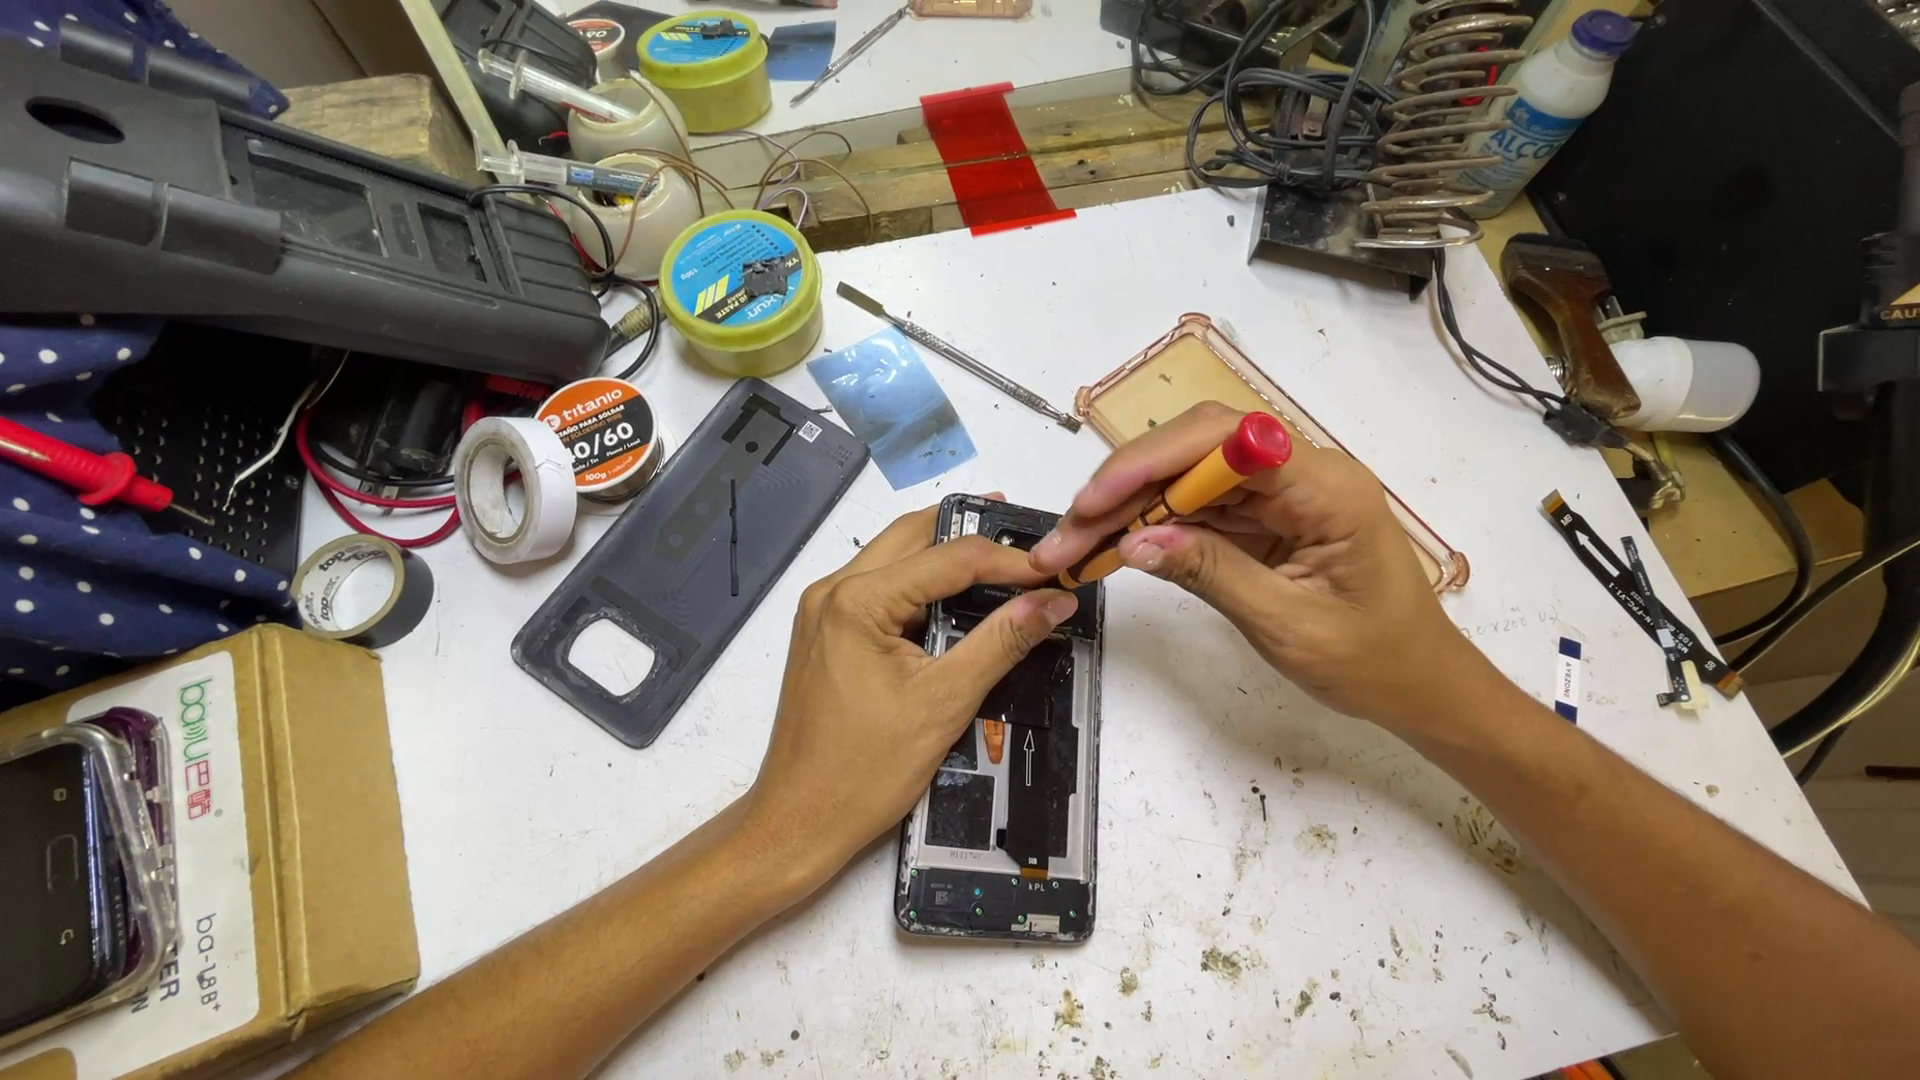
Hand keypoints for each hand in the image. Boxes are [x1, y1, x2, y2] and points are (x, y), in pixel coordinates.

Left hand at [743, 502, 1079, 890]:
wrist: (798, 820)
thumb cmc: (866, 771)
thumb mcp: (945, 702)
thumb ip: (1001, 642)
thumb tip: (1053, 601)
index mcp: (855, 600)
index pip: (948, 559)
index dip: (1007, 560)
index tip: (1054, 570)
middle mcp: (832, 590)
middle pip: (912, 537)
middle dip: (971, 532)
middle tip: (1027, 539)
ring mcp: (823, 610)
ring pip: (895, 558)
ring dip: (946, 555)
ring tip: (1003, 561)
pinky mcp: (826, 632)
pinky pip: (881, 589)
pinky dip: (922, 586)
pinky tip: (958, 597)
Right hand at [1028, 403, 1491, 731]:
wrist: (1418, 684)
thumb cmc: (1373, 661)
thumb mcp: (1287, 624)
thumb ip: (1211, 573)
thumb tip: (1133, 543)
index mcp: (1326, 487)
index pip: (1224, 441)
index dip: (1150, 460)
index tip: (1095, 502)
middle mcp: (1300, 473)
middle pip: (1193, 451)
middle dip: (1123, 487)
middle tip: (1067, 534)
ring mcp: (1278, 493)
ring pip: (1184, 479)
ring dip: (1125, 509)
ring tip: (1073, 546)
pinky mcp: (1261, 517)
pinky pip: (1194, 508)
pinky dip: (1149, 527)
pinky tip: (1111, 547)